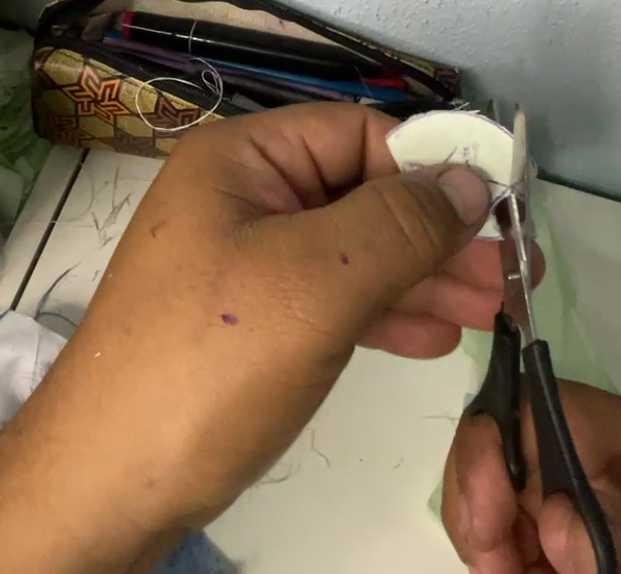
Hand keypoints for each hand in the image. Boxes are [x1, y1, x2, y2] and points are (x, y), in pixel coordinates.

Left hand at [2, 103, 515, 562]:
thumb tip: (470, 179)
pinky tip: (435, 336)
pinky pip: (331, 296)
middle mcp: (243, 197)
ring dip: (422, 277)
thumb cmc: (210, 363)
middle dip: (435, 234)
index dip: (426, 166)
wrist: (108, 486)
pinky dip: (383, 311)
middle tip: (512, 275)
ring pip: (352, 250)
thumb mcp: (316, 283)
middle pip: (359, 194)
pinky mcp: (252, 317)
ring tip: (494, 311)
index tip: (495, 210)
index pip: (355, 134)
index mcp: (243, 160)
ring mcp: (245, 259)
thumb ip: (400, 224)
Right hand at [443, 381, 620, 573]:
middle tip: (492, 570)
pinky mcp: (575, 527)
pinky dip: (498, 555)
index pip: (546, 402)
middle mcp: (608, 452)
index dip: (497, 444)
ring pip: (494, 478)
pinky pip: (509, 521)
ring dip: (485, 534)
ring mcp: (587, 489)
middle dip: (478, 494)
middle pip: (504, 434)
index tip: (485, 527)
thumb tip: (556, 515)